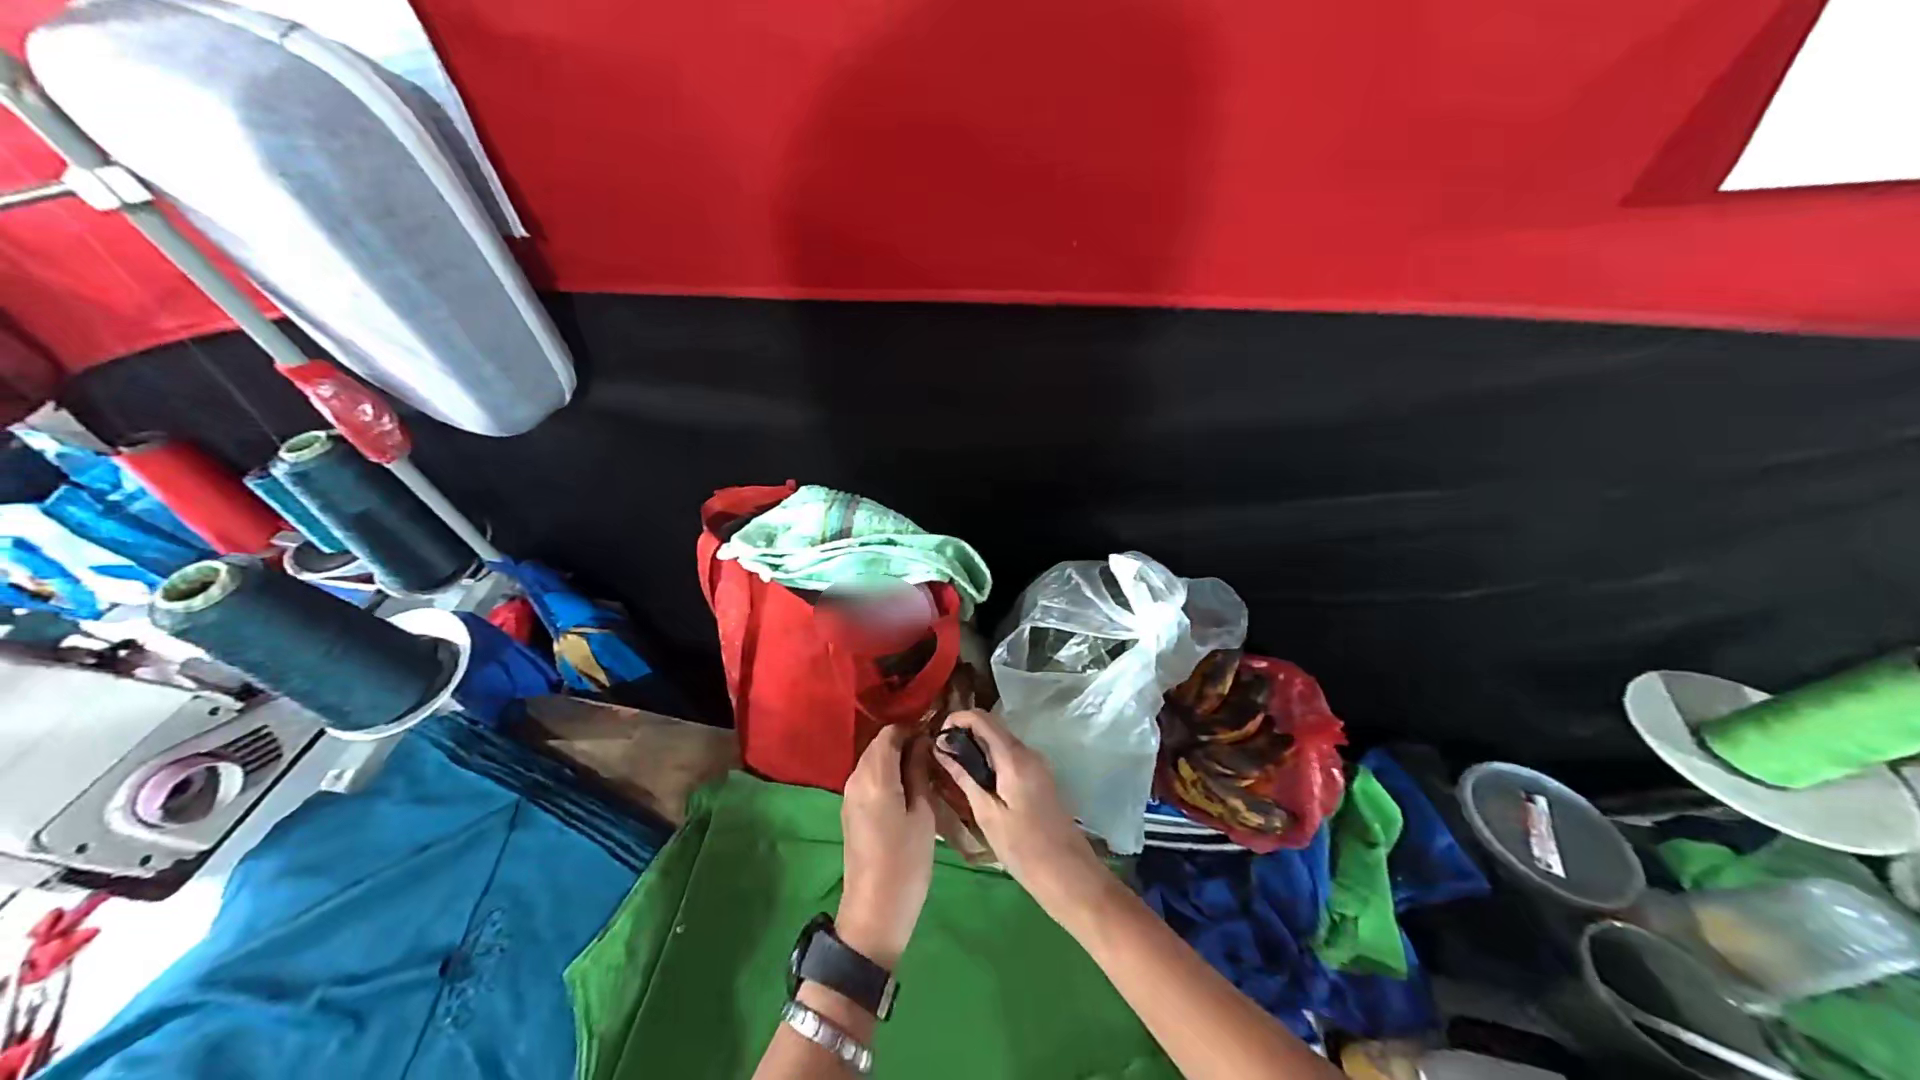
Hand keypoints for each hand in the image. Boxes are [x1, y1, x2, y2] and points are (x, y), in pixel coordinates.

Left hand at [836, 725, 935, 969]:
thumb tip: (923, 743)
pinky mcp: (850, 811)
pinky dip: (886, 775)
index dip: (914, 730)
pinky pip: (868, 779)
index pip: (891, 733)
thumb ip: (919, 773)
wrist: (875, 910)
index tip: (937, 739)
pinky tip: (907, 790)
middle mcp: (855, 778)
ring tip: (925, 773)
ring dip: (895, 759)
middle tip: (934, 756)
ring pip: (873, 761)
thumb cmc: (906, 861)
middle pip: (879, 745)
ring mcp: (849, 795)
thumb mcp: (922, 814)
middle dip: (905, 743)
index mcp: (874, 776)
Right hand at [933, 710, 1113, 917]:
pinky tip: (975, 782)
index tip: (936, 736)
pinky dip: (989, 760)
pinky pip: (1009, 758)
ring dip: (975, 748)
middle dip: (963, 733)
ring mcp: (1036, 765)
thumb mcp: (987, 813)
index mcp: (1014, 757)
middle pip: (991, 727)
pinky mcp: (1039, 778)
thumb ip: (964, 776)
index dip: (956, 718)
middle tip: (939, 756)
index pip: (982, 717)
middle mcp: (1028, 752)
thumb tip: (941, 747)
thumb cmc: (1023, 847)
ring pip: (1000, 742)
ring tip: (951, 769)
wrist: (1068, 873)